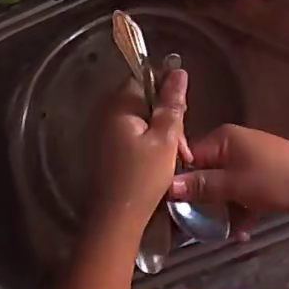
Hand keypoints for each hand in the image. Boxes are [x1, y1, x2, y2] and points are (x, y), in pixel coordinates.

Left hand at [92, 67, 187, 227]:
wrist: (118, 218)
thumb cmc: (143, 176)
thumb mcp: (166, 138)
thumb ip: (172, 104)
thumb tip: (178, 70)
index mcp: (119, 107)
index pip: (143, 79)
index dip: (166, 91)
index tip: (182, 113)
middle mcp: (108, 116)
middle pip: (144, 102)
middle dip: (167, 118)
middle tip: (182, 144)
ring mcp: (107, 135)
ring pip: (143, 122)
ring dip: (163, 135)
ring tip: (177, 157)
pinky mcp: (111, 152)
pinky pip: (136, 138)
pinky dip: (152, 146)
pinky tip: (164, 164)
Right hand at [168, 125, 288, 232]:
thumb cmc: (275, 180)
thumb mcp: (233, 185)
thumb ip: (199, 185)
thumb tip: (166, 186)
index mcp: (222, 138)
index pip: (186, 157)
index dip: (176, 181)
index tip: (168, 206)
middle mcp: (233, 144)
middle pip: (204, 174)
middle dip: (202, 202)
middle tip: (197, 227)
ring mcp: (249, 158)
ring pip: (223, 186)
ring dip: (224, 210)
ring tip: (228, 233)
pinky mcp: (262, 173)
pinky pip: (241, 191)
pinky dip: (241, 208)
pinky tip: (245, 230)